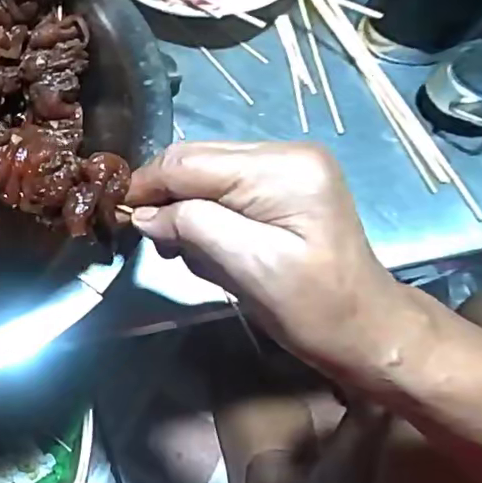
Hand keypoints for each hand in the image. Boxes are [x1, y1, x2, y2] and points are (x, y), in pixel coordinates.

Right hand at [126, 142, 419, 374]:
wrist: (367, 329)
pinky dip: (199, 211)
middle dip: (162, 195)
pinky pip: (220, 185)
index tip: (114, 214)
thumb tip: (141, 214)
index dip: (146, 185)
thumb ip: (193, 228)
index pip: (191, 161)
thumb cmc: (314, 308)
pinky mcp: (280, 185)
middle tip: (142, 234)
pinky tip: (200, 239)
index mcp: (283, 169)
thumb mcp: (250, 269)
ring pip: (202, 171)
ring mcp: (285, 166)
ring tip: (176, 245)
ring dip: (179, 205)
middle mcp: (284, 153)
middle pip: (195, 159)